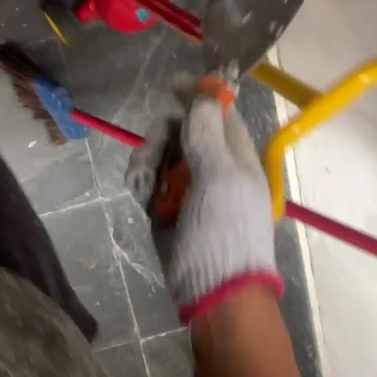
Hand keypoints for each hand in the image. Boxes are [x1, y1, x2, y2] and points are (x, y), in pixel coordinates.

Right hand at [166, 83, 282, 322]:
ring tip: (144, 187)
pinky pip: (146, 179)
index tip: (170, 87)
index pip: (218, 112)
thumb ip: (206, 132)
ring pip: (158, 153)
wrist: (211, 289)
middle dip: (160, 138)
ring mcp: (187, 185)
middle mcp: (211, 165)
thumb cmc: (224, 231)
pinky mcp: (164, 204)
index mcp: (235, 155)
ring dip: (146, 162)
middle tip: (153, 157)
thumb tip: (207, 88)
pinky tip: (142, 198)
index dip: (197, 95)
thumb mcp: (219, 177)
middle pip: (179, 129)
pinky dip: (141, 184)